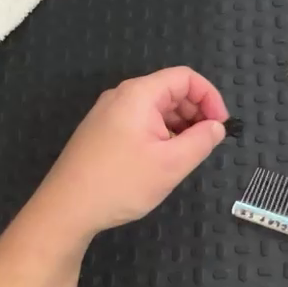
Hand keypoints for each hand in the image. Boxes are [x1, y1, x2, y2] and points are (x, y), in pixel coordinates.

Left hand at [27, 66, 228, 241]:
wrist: (66, 209)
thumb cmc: (121, 183)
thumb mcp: (171, 164)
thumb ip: (201, 141)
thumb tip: (217, 127)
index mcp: (139, 94)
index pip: (185, 77)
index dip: (210, 97)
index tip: (221, 126)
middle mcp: (122, 96)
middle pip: (170, 91)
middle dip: (196, 113)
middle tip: (206, 144)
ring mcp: (109, 114)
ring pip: (156, 109)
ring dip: (179, 127)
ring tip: (185, 157)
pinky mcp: (102, 132)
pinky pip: (140, 122)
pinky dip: (160, 135)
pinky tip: (161, 162)